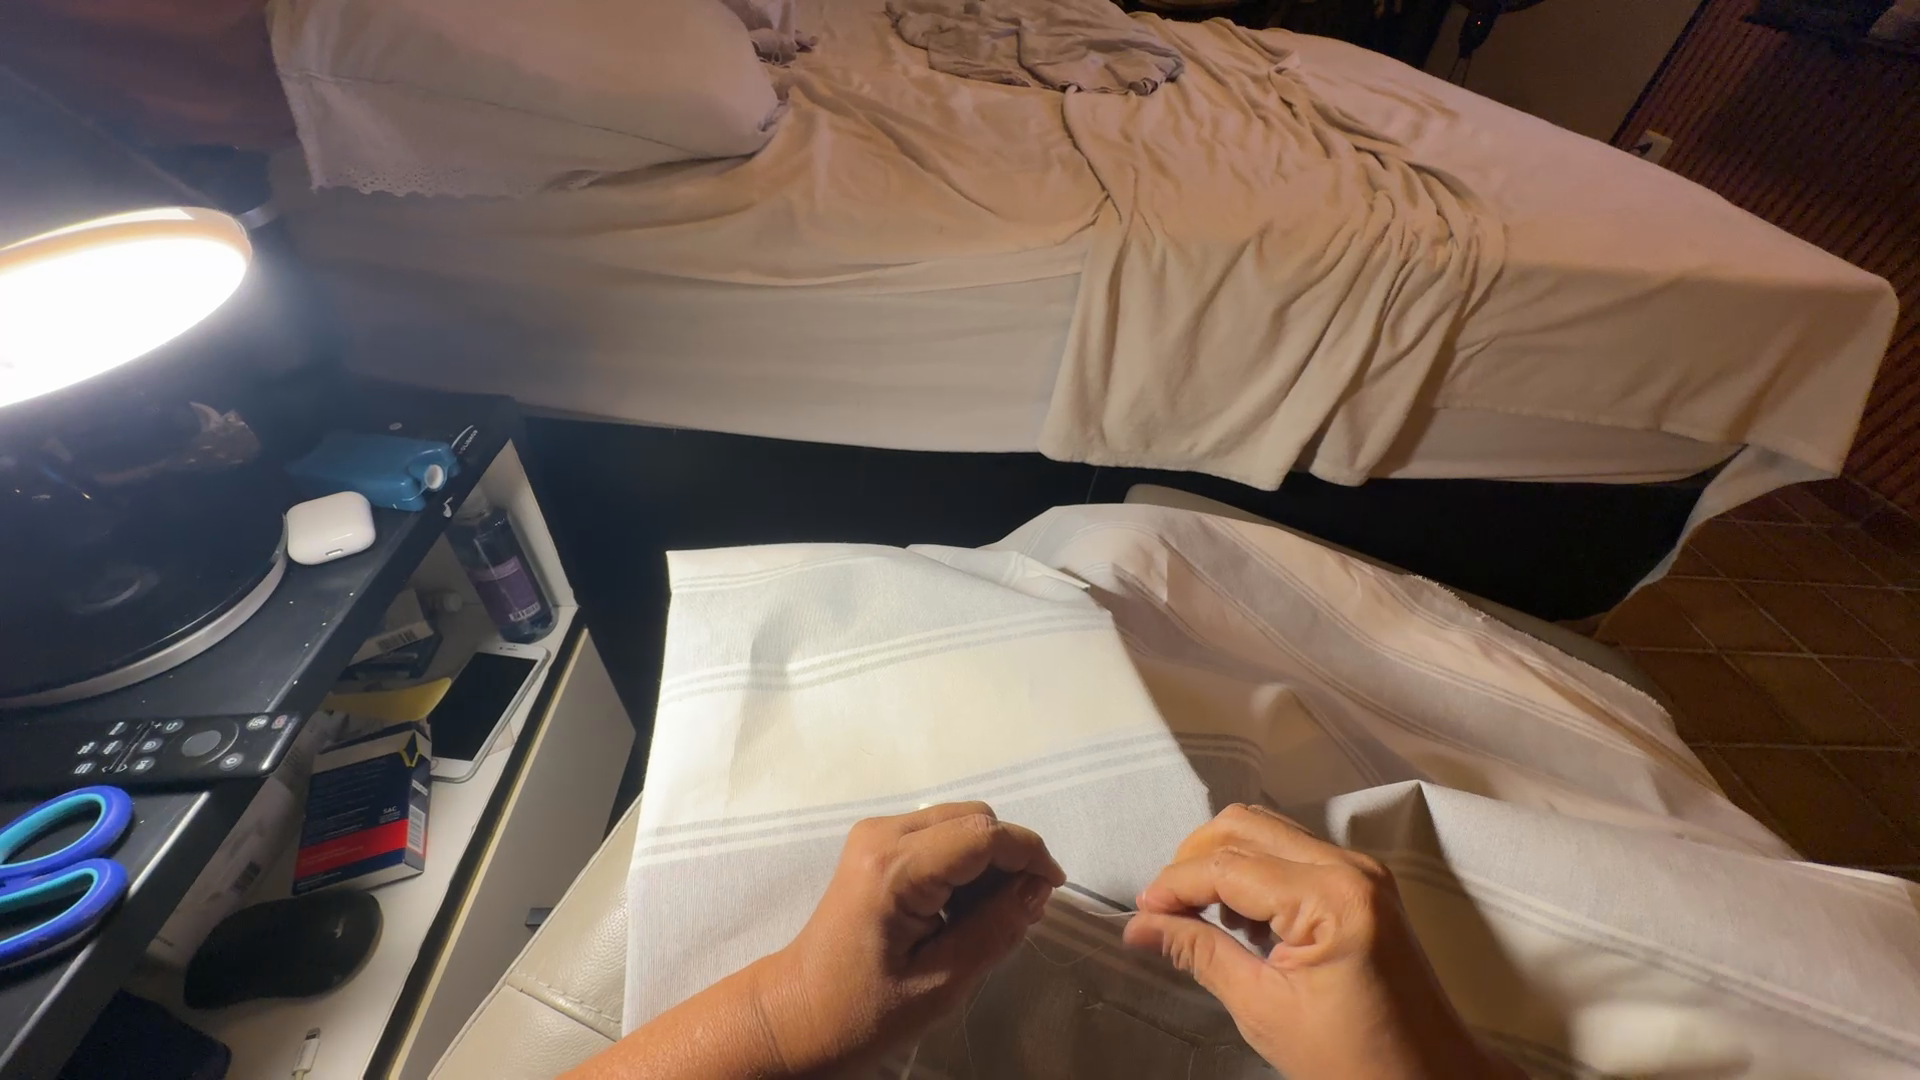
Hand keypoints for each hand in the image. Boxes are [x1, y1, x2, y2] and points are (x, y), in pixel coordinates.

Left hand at [749, 801, 1065, 1073]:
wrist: (795, 1012)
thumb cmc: (863, 1010)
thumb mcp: (941, 983)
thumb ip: (996, 929)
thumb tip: (1038, 887)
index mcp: (895, 866)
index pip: (982, 835)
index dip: (1028, 853)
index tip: (1053, 889)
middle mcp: (884, 831)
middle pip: (974, 818)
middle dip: (1008, 857)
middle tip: (1020, 911)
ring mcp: (876, 832)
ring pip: (959, 821)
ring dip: (986, 859)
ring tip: (987, 915)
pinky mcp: (875, 841)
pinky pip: (939, 833)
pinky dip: (963, 860)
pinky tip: (959, 905)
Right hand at [1123, 805, 1522, 1079]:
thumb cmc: (1356, 1067)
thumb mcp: (1264, 1011)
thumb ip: (1198, 952)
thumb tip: (1138, 926)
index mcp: (1329, 898)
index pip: (1227, 866)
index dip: (1174, 885)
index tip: (1142, 912)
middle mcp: (1347, 865)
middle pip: (1241, 826)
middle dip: (1193, 860)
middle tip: (1167, 907)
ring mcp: (1358, 866)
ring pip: (1262, 827)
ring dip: (1220, 858)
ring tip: (1201, 911)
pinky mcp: (1360, 877)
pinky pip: (1287, 846)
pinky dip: (1250, 866)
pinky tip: (1242, 914)